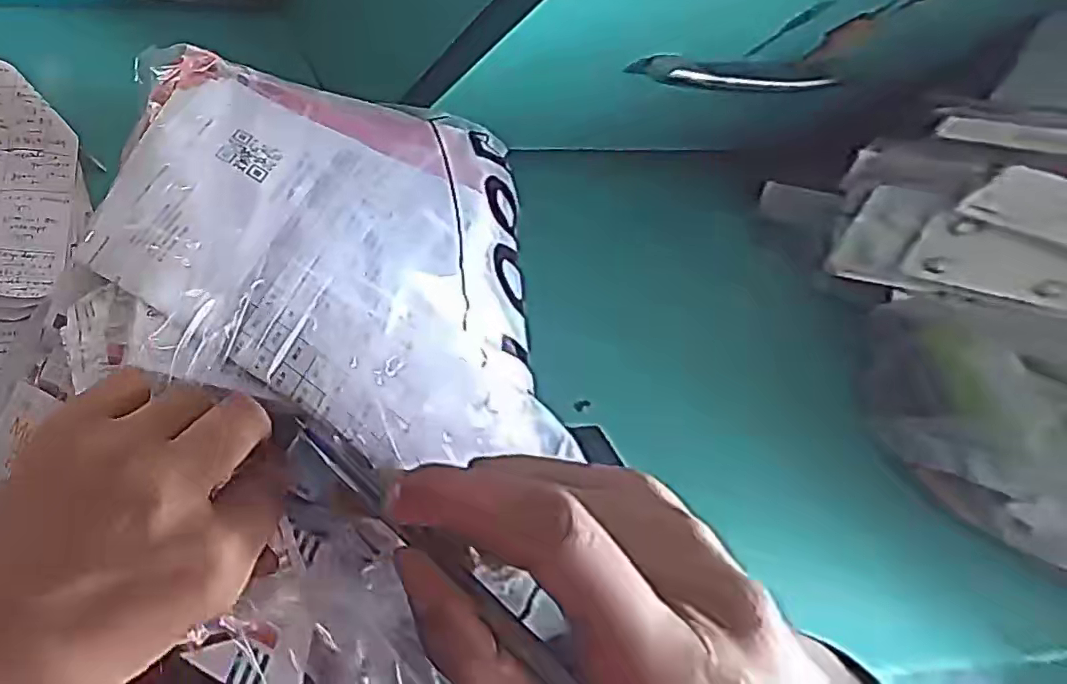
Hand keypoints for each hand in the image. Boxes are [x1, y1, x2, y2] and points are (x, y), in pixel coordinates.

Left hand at [0, 369, 286, 683]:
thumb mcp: (180, 614)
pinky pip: (134, 383)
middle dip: (245, 428)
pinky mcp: (81, 419)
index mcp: (208, 558)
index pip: (269, 493)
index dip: (266, 479)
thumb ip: (224, 558)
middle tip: (228, 437)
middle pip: (242, 421)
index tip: (258, 473)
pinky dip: (138, 400)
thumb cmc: (88, 633)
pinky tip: (126, 424)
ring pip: (190, 395)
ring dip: (190, 416)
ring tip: (170, 434)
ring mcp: (125, 446)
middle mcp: (175, 490)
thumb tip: (250, 511)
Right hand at [391, 457, 840, 683]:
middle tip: (428, 515)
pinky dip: (566, 491)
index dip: (463, 497)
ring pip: (602, 481)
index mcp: (678, 662)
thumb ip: (472, 655)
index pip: (558, 531)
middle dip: (479, 491)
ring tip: (478, 517)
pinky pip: (634, 496)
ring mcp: (736, 582)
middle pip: (573, 494)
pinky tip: (537, 520)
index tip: (405, 499)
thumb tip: (414, 564)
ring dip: (519, 486)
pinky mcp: (732, 571)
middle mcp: (721, 606)